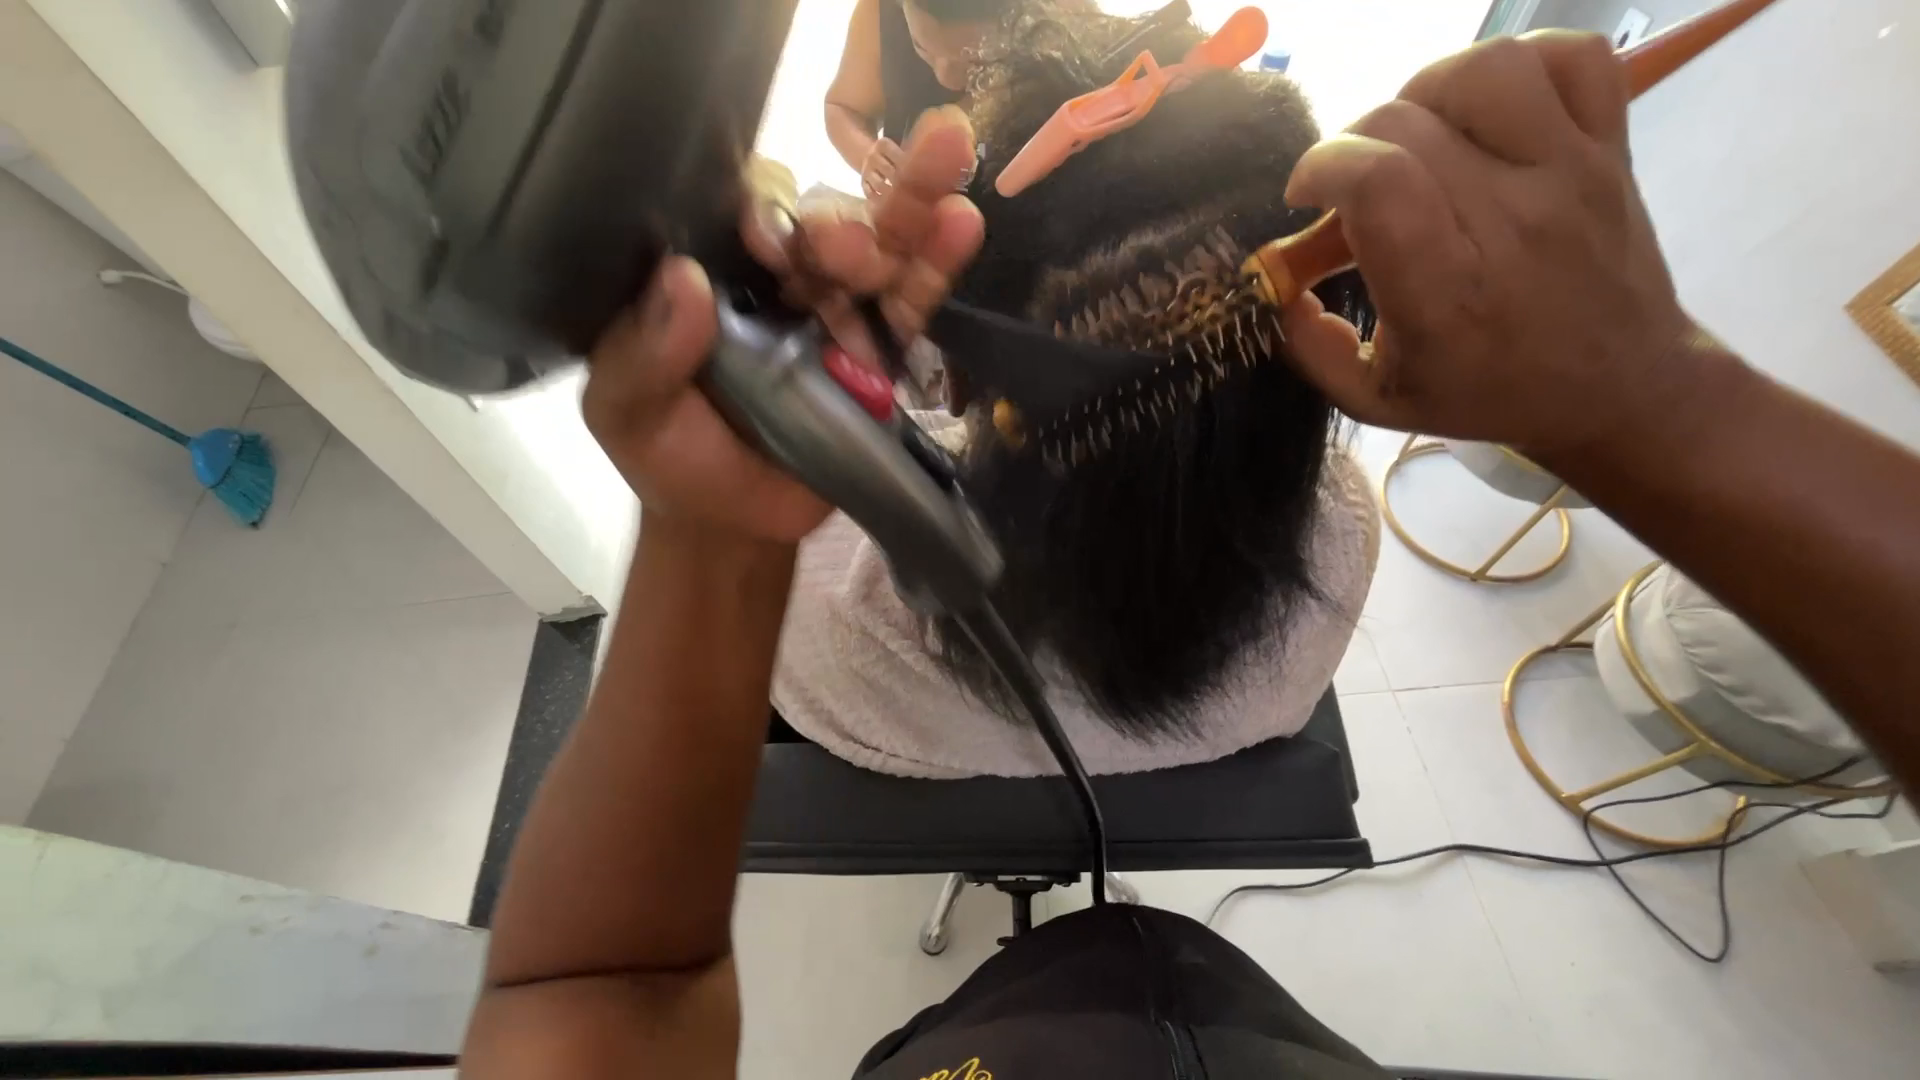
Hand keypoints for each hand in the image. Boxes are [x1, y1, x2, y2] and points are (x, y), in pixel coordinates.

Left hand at [583, 108, 982, 544]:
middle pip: (820, 227)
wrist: (737, 521)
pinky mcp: (881, 352)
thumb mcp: (630, 410)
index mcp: (714, 279)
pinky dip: (937, 266)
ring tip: (946, 170)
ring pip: (877, 249)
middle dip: (845, 221)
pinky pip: (911, 304)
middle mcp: (778, 282)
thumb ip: (644, 353)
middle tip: (851, 247)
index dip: (763, 216)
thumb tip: (682, 279)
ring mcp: (837, 314)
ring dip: (909, 209)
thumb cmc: (672, 457)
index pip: (739, 222)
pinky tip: (961, 225)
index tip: (769, 241)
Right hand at [1278, 32, 1700, 461]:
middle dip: (1351, 143)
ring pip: (1487, 69)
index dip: (1322, 167)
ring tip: (1413, 137)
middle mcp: (1510, 219)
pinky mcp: (1611, 145)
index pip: (1377, 180)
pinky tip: (1482, 112)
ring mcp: (1570, 171)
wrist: (1617, 386)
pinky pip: (1575, 57)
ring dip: (1426, 93)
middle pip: (1407, 121)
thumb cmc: (1481, 394)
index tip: (1304, 196)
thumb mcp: (1373, 399)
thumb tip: (1277, 285)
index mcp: (1445, 291)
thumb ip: (1310, 349)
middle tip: (1349, 187)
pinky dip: (1520, 64)